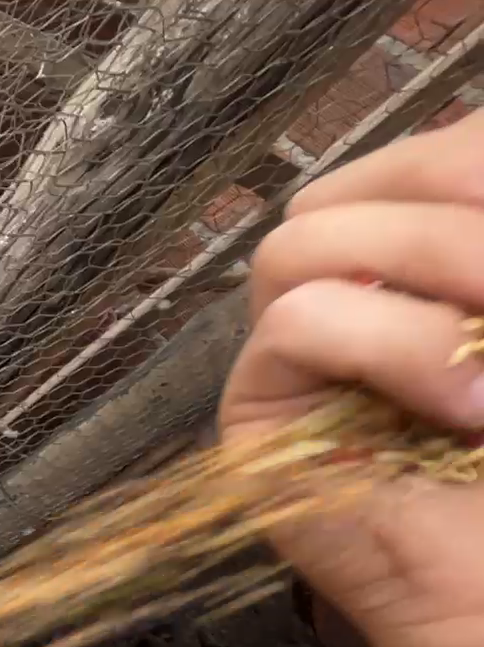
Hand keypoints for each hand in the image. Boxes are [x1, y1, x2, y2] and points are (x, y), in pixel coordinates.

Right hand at [220, 110, 483, 646]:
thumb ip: (480, 280)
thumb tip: (461, 165)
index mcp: (444, 267)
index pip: (433, 158)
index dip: (471, 158)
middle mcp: (367, 298)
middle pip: (359, 182)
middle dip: (456, 204)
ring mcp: (301, 356)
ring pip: (300, 243)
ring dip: (428, 269)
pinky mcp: (262, 411)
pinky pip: (296, 324)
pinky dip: (390, 348)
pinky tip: (464, 407)